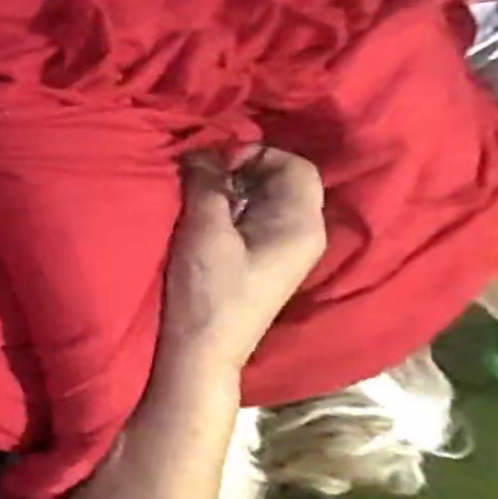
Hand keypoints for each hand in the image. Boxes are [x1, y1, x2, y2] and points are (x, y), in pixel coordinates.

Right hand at [158, 145, 325, 377]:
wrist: (203, 347)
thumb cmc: (209, 290)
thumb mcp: (205, 232)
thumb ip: (207, 186)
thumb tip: (203, 151)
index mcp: (302, 223)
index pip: (295, 165)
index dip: (255, 152)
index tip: (212, 163)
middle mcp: (303, 232)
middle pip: (282, 180)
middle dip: (239, 168)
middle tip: (198, 174)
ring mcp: (283, 248)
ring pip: (264, 198)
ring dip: (230, 188)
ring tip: (194, 193)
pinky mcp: (261, 260)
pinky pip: (252, 217)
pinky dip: (227, 206)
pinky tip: (200, 215)